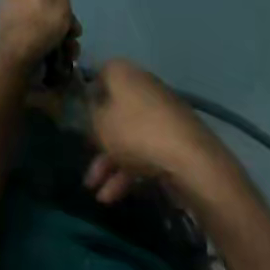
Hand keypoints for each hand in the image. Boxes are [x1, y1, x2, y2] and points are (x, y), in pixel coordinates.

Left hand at [0, 0, 79, 70]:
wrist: (19, 54)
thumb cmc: (44, 21)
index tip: (69, 11)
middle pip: (47, 5)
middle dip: (64, 21)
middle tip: (73, 34)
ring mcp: (11, 14)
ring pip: (43, 22)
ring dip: (60, 37)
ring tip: (67, 51)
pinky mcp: (10, 34)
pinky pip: (33, 35)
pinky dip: (45, 44)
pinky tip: (56, 57)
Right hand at [84, 59, 229, 203]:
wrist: (189, 158)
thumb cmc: (135, 132)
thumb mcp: (100, 124)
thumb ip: (89, 115)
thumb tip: (91, 108)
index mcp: (123, 73)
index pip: (100, 74)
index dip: (88, 95)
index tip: (80, 118)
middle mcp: (142, 85)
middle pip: (114, 111)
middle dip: (99, 143)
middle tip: (87, 166)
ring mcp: (160, 111)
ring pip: (128, 134)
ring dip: (111, 164)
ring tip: (97, 194)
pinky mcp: (173, 135)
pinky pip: (144, 147)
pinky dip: (129, 169)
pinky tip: (114, 196)